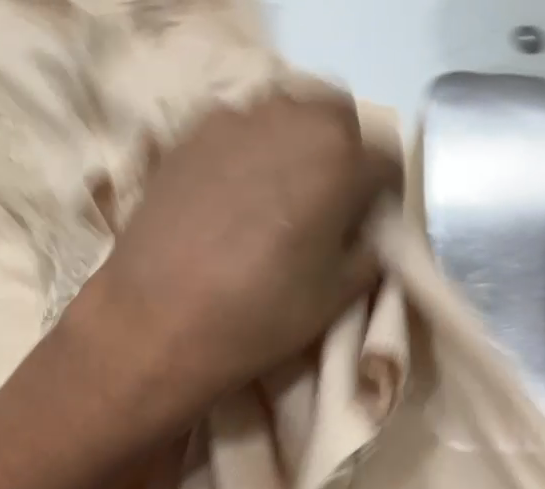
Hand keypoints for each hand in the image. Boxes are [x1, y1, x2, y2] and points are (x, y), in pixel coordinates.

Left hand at [77, 91, 400, 417]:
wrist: (158, 319)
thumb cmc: (260, 315)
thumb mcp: (335, 298)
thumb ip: (367, 254)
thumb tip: (368, 235)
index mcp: (340, 160)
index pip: (387, 159)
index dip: (385, 194)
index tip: (372, 222)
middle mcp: (292, 121)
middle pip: (338, 117)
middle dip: (344, 153)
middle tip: (331, 203)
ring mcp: (236, 120)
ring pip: (287, 114)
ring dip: (298, 145)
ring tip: (282, 196)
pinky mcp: (190, 133)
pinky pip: (240, 127)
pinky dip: (251, 151)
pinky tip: (235, 197)